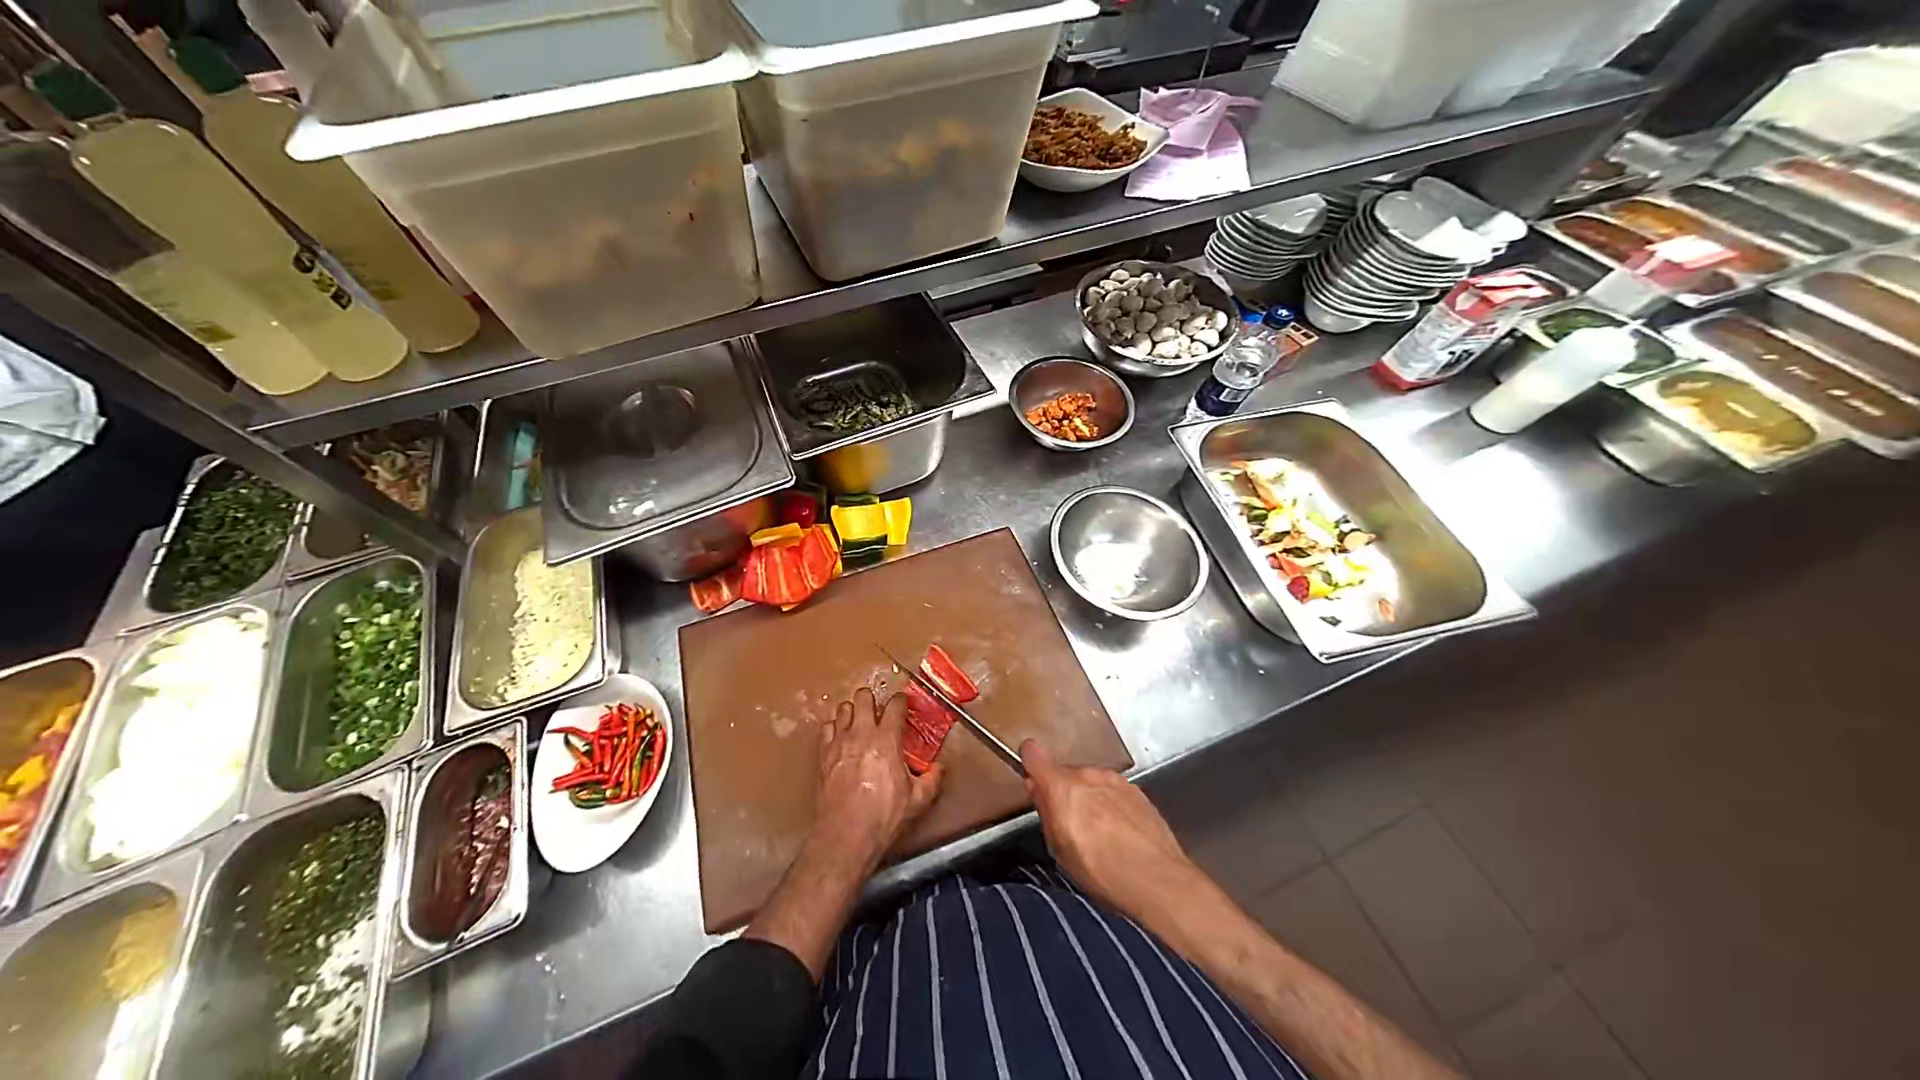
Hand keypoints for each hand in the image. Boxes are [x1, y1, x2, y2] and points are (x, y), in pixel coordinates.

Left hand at [814, 688, 943, 864]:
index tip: (904, 703)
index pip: (895, 705)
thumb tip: (939, 769)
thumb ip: (931, 780)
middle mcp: (861, 734)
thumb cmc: (882, 817)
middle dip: (872, 699)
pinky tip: (840, 737)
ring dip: (852, 711)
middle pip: (863, 697)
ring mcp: (838, 743)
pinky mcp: (823, 756)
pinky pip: (826, 728)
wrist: (846, 835)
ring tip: (859, 721)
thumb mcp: (917, 801)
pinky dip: (834, 728)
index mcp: (886, 740)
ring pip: (842, 709)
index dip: (901, 700)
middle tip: (879, 711)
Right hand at [1022, 739, 1201, 923]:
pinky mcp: (1137, 792)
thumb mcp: (1059, 849)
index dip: (1030, 762)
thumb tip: (1039, 791)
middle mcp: (1088, 776)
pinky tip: (1119, 835)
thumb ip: (1046, 812)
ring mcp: (1115, 781)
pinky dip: (1111, 806)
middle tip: (1067, 825)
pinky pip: (1114, 792)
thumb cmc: (1103, 872)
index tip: (1031, 773)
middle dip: (1063, 793)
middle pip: (1066, 775)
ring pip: (1091, 783)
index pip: (1034, 756)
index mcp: (1061, 787)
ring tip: (1098, 836)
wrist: (1157, 879)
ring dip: (1089, 800)